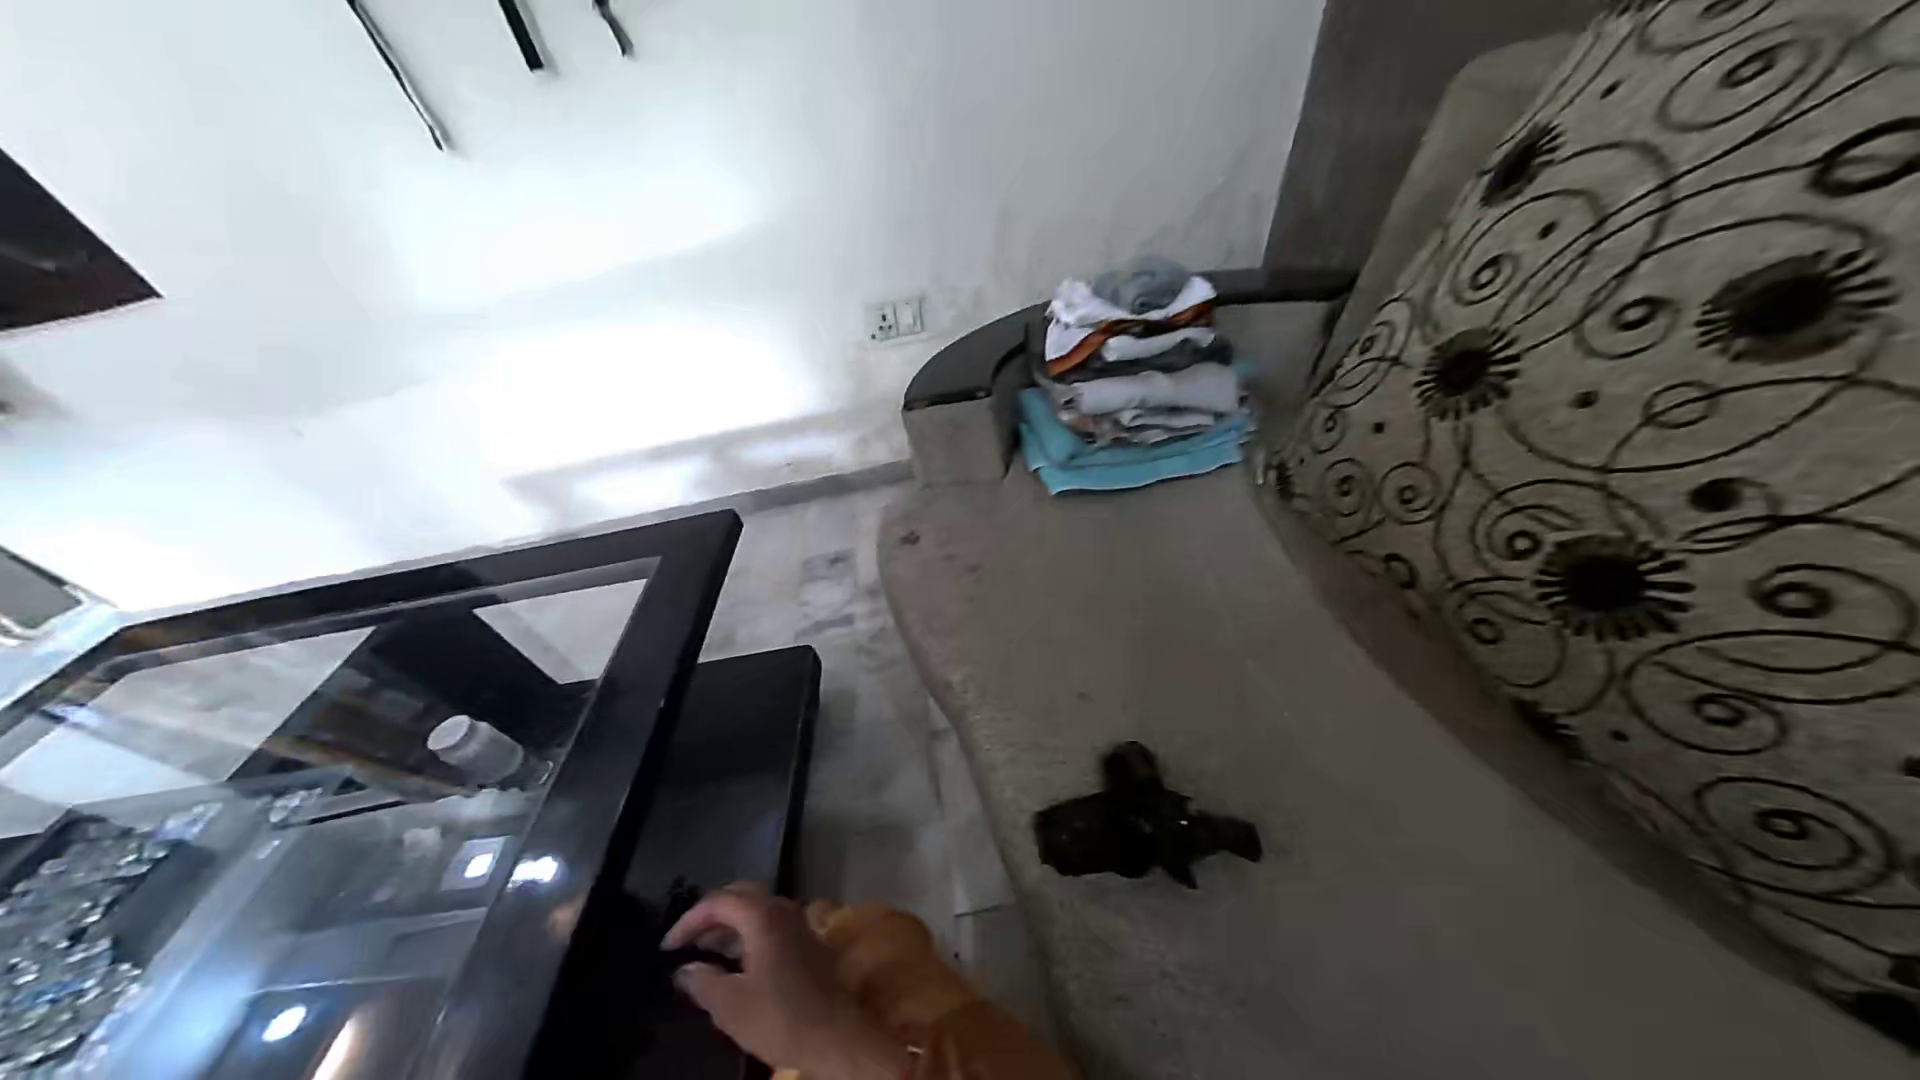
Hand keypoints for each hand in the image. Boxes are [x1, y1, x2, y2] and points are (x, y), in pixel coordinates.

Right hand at [664, 883, 911, 1078]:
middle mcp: (782, 908)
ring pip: (756, 909)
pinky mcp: (805, 939)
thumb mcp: (730, 1005)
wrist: (833, 1033)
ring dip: (729, 925)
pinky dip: (748, 933)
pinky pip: (770, 923)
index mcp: (763, 916)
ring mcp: (797, 921)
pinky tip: (735, 959)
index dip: (689, 920)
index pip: (718, 901)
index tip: (667, 946)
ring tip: (703, 952)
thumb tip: (684, 969)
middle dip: (710, 915)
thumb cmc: (779, 1017)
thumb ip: (702, 981)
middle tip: (686, 941)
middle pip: (739, 896)